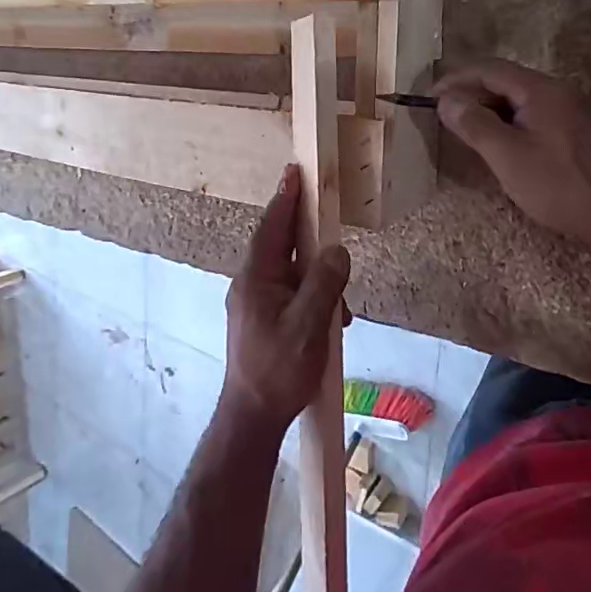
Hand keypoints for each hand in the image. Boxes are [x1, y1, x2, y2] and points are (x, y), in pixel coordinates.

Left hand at [220, 165, 349, 431]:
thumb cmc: (278, 371)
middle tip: (327, 224)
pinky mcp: (263, 322)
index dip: (285, 198)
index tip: (294, 171)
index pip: (272, 228)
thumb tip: (336, 250)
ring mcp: (256, 305)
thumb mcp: (308, 325)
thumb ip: (324, 282)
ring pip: (292, 276)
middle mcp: (251, 285)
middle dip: (308, 239)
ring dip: (318, 283)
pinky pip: (292, 297)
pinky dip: (313, 302)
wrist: (252, 420)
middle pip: (282, 248)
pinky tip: (332, 326)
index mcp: (256, 279)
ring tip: (339, 311)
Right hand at [435, 59, 590, 246]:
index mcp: (542, 89)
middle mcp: (557, 90)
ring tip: (461, 128)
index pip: (490, 69)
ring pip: (517, 98)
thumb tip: (446, 100)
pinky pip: (531, 113)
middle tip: (441, 114)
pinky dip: (506, 121)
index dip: (455, 79)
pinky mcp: (573, 129)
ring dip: (487, 108)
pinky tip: (494, 141)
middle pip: (504, 80)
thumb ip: (474, 124)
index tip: (428, 97)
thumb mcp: (507, 156)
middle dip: (470, 93)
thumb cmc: (557, 185)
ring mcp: (568, 109)